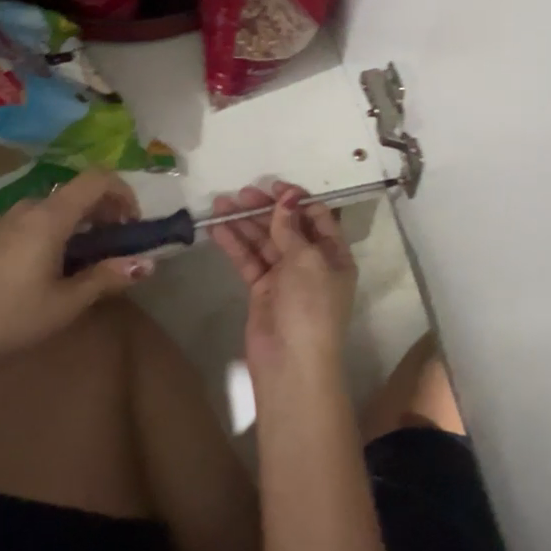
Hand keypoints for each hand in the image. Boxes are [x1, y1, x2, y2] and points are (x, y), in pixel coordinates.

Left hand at [0, 170, 153, 372]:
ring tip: (92, 262)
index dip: (124, 194)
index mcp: (51, 216)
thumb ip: (106, 278)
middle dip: (107, 212)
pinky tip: (58, 269)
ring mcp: (9, 220)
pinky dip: (62, 232)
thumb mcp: (64, 304)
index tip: (134, 226)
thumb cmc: (5, 316)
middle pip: (79, 192)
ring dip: (84, 224)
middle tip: (119, 248)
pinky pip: (40, 220)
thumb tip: (147, 263)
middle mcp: (31, 207)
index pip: (98, 179)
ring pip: (59, 207)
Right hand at [211, 181, 357, 390]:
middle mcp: (312, 263)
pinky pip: (248, 260)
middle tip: (240, 194)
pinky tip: (216, 229)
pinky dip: (234, 244)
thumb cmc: (310, 306)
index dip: (296, 200)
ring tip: (219, 204)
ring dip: (244, 223)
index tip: (273, 187)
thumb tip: (288, 196)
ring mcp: (286, 278)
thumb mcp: (307, 261)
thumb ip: (291, 227)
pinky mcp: (262, 291)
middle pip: (287, 227)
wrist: (291, 363)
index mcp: (335, 255)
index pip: (317, 218)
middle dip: (265, 210)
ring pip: (264, 242)